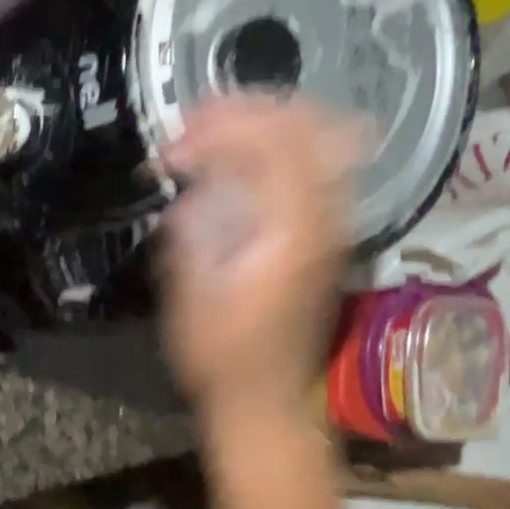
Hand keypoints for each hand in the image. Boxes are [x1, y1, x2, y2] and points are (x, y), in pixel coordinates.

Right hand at [158, 96, 366, 419]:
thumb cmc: (220, 356)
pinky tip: (239, 166)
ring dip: (267, 126)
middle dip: (249, 113)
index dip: (224, 126)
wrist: (264, 395)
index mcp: (292, 229)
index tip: (178, 139)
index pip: (275, 142)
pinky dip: (278, 151)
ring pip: (320, 140)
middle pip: (308, 126)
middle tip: (197, 125)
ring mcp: (332, 224)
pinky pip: (315, 167)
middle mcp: (325, 216)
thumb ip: (195, 233)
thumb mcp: (192, 296)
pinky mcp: (324, 236)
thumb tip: (190, 192)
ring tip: (217, 137)